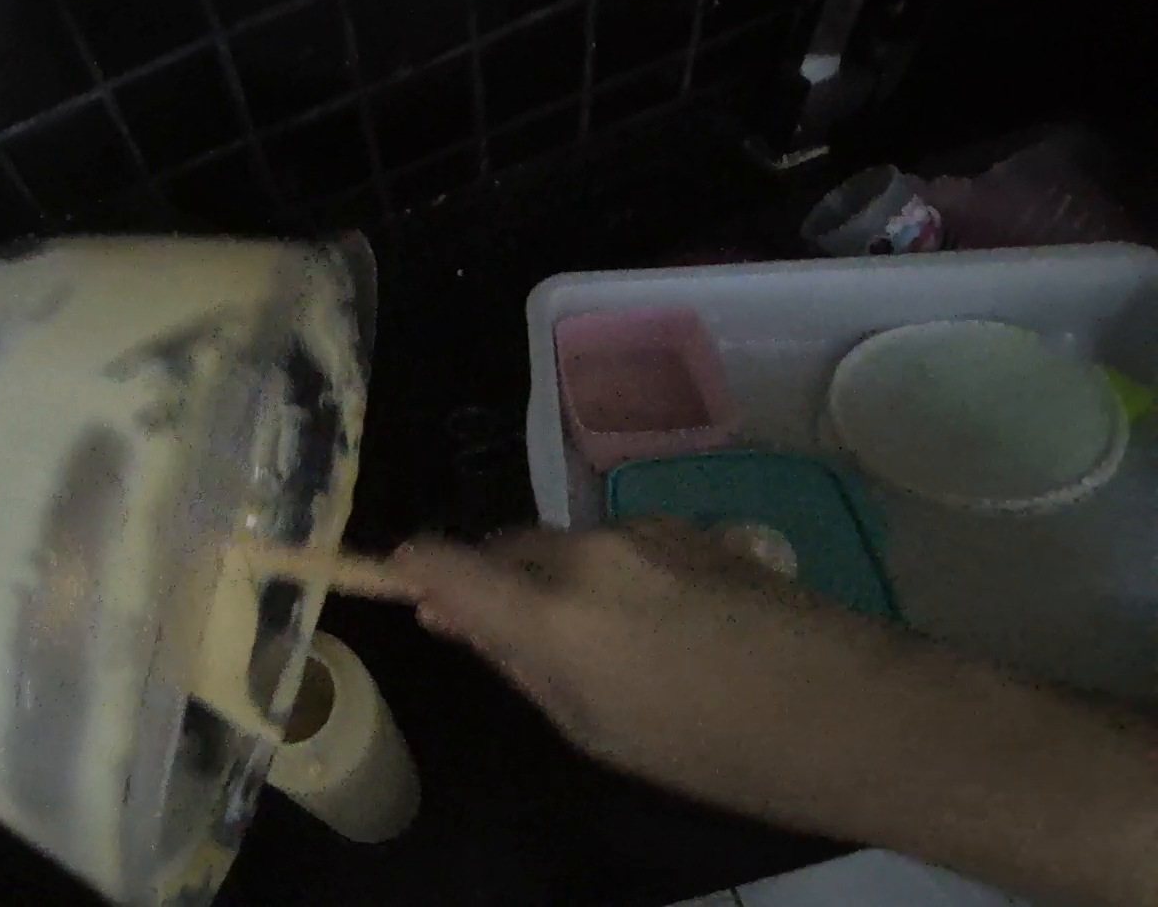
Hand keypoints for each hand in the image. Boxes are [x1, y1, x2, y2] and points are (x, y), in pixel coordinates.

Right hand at [391, 519, 893, 790]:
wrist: (869, 715)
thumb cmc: (716, 749)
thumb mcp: (593, 727)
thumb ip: (511, 659)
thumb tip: (447, 614)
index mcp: (552, 614)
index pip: (440, 561)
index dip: (408, 565)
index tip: (402, 584)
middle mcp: (580, 553)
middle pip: (496, 548)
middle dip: (486, 582)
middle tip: (505, 634)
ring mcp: (631, 529)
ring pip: (551, 544)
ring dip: (545, 579)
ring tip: (600, 639)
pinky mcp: (674, 522)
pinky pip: (602, 542)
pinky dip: (597, 572)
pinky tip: (652, 618)